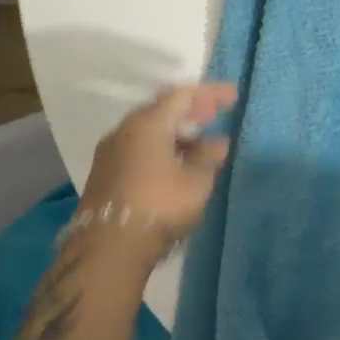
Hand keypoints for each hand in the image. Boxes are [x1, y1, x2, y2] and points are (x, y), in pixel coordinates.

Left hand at [77, 82, 237, 258]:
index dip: (210, 93)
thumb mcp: (196, 181)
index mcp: (148, 124)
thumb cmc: (160, 205)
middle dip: (191, 108)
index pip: (182, 95)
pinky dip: (162, 144)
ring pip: (148, 129)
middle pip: (161, 109)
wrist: (109, 246)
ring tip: (200, 141)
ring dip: (176, 130)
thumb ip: (209, 156)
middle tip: (215, 112)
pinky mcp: (106, 172)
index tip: (233, 96)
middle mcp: (125, 131)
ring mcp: (111, 152)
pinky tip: (176, 160)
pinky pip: (139, 146)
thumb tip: (217, 140)